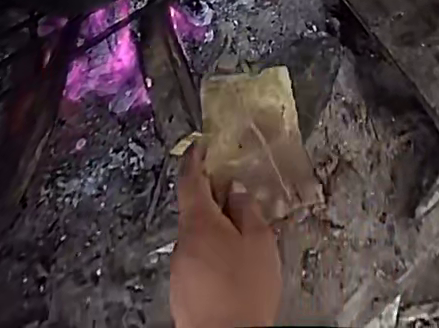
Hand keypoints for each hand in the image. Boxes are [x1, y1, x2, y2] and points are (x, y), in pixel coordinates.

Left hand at [170, 143, 281, 327]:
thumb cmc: (246, 289)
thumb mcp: (259, 241)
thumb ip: (248, 210)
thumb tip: (237, 191)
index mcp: (199, 225)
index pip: (190, 182)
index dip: (195, 160)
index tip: (200, 145)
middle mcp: (182, 245)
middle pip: (195, 209)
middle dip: (215, 197)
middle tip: (239, 190)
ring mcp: (179, 271)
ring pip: (197, 235)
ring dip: (216, 226)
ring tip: (242, 230)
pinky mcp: (181, 292)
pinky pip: (196, 257)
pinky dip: (211, 248)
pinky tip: (232, 259)